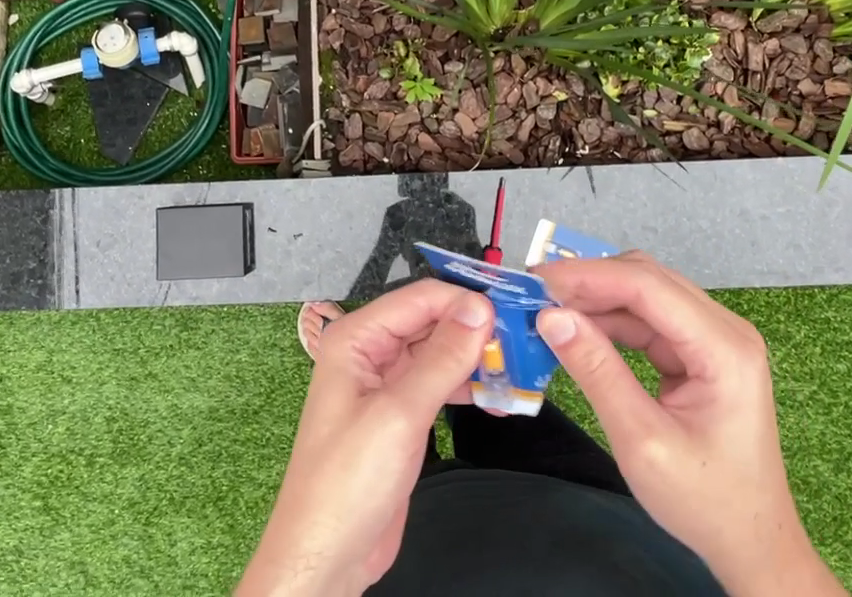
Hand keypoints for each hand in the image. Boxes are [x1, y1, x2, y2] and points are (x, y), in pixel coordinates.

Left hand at [237, 280, 491, 596]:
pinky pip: (439, 384)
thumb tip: (477, 310)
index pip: (418, 299)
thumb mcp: (399, 413)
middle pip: (430, 322)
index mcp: (356, 339)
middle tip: (522, 341)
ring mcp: (385, 383)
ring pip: (438, 353)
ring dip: (475, 359)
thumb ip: (441, 358)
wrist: (329, 552)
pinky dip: (468, 387)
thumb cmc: (345, 483)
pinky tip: (499, 396)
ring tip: (517, 369)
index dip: (463, 302)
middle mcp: (368, 353)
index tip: (509, 312)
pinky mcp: (401, 413)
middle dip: (474, 329)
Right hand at [534, 254, 843, 596]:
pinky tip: (577, 332)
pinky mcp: (698, 352)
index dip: (588, 276)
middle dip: (588, 281)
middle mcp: (725, 330)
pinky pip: (647, 318)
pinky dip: (608, 321)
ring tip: (548, 312)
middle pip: (646, 279)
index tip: (536, 280)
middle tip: (535, 294)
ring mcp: (714, 339)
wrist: (750, 542)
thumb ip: (596, 371)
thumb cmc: (705, 501)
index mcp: (724, 348)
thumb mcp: (640, 440)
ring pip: (644, 294)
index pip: (647, 285)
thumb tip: (550, 317)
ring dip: (595, 299)